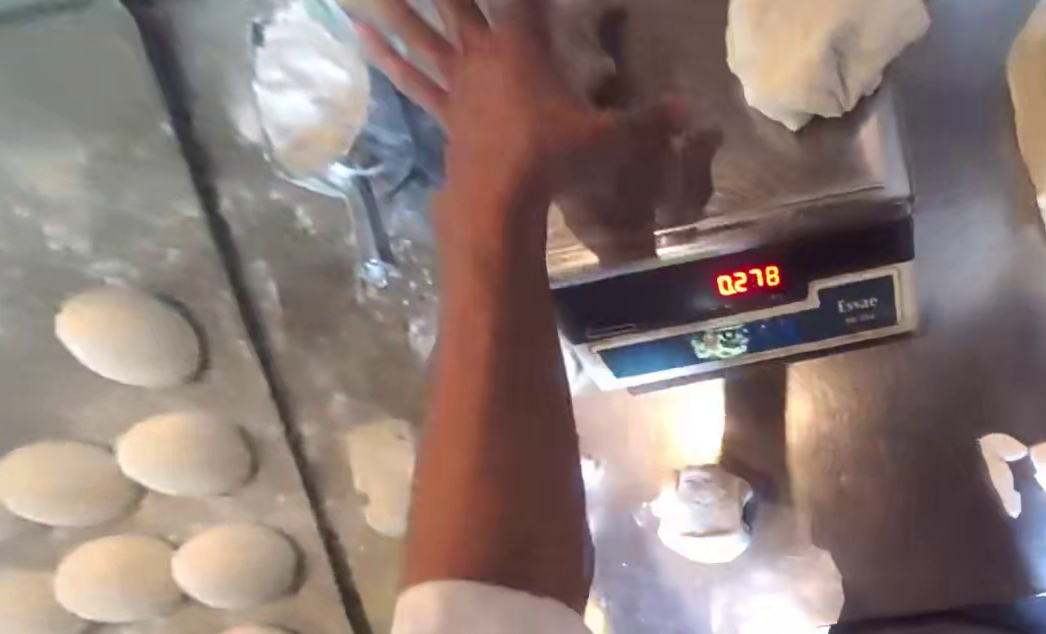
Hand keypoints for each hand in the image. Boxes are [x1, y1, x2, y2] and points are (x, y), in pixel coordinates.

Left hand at [358, 0, 696, 253]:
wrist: (504, 196)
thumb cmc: (556, 159)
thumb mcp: (610, 142)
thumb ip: (646, 123)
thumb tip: (686, 108)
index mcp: (523, 48)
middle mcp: (483, 52)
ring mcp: (457, 81)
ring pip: (419, 26)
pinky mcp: (444, 112)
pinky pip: (411, 76)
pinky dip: (385, 53)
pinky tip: (359, 29)